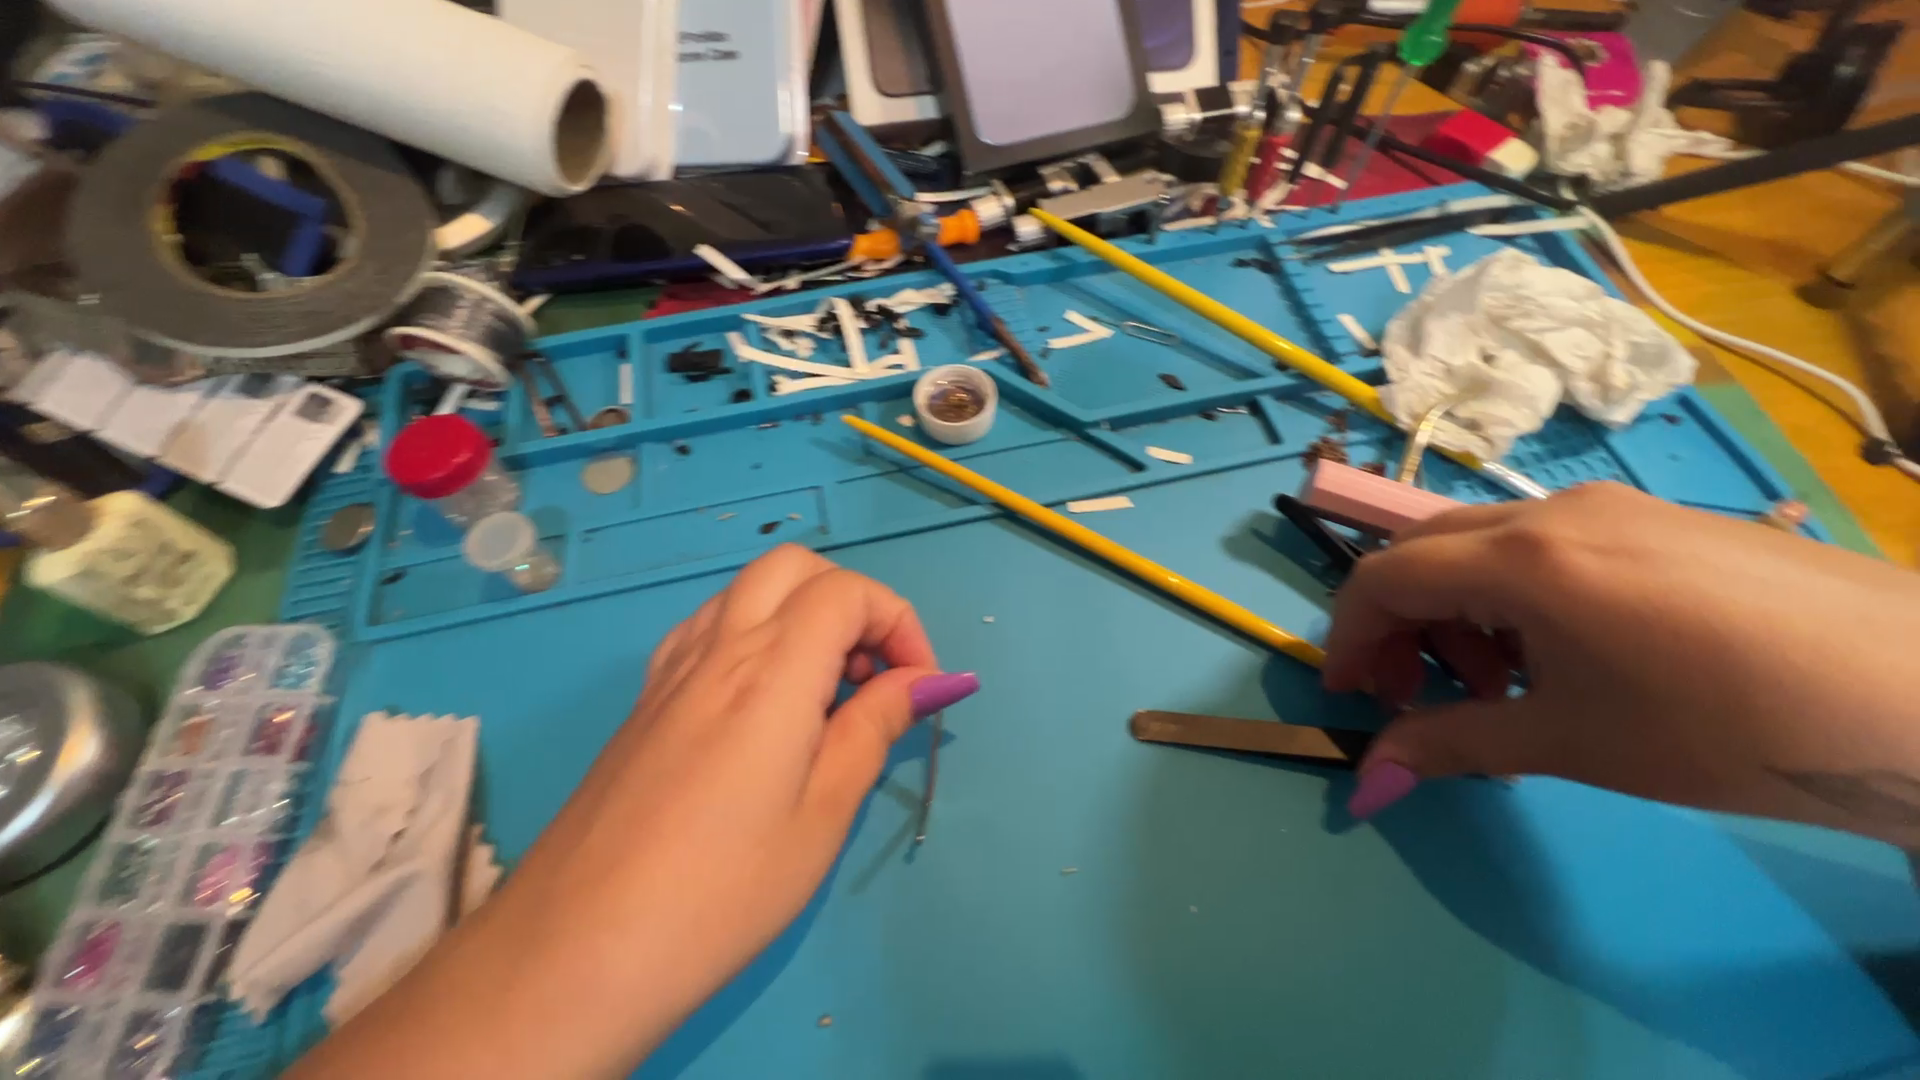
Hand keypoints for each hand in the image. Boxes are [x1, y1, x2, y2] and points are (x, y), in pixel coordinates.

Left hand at [290, 546, 977, 1078]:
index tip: (918, 688)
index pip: (848, 591)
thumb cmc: (720, 891)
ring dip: (802, 612)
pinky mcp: (646, 697)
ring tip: (823, 691)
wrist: (574, 949)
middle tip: (871, 674)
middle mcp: (718, 646)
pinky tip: (763, 702)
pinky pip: (710, 626)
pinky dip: (755, 633)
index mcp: (771, 669)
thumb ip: (875, 727)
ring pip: (747, 589)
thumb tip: (926, 681)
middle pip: (794, 567)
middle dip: (851, 601)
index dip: (899, 623)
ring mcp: (672, 668)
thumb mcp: (822, 814)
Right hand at [1324, 483, 1919, 847]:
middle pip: (1423, 551)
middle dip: (1396, 622)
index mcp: (1520, 558)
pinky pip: (1543, 544)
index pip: (1384, 577)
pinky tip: (1561, 652)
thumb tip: (1371, 778)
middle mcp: (1550, 512)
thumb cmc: (1729, 725)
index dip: (1346, 635)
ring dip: (1456, 611)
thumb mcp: (1571, 741)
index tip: (1348, 694)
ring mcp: (1609, 506)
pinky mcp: (1657, 518)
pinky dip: (1511, 595)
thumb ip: (1452, 745)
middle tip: (1411, 692)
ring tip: (1498, 685)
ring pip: (1481, 545)